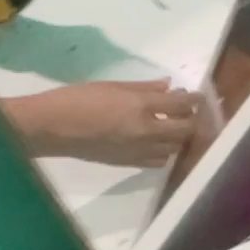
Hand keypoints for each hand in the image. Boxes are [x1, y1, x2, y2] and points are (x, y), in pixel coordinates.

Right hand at [1, 81, 198, 166]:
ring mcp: (139, 150)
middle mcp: (146, 131)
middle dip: (192, 120)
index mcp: (140, 107)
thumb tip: (168, 87)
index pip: (180, 104)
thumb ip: (144, 88)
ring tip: (175, 126)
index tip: (199, 97)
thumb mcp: (112, 86)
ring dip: (179, 137)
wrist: (51, 128)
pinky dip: (165, 151)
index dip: (194, 100)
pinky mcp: (130, 163)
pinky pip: (158, 161)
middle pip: (184, 129)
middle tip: (189, 112)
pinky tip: (159, 142)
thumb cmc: (76, 99)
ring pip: (175, 147)